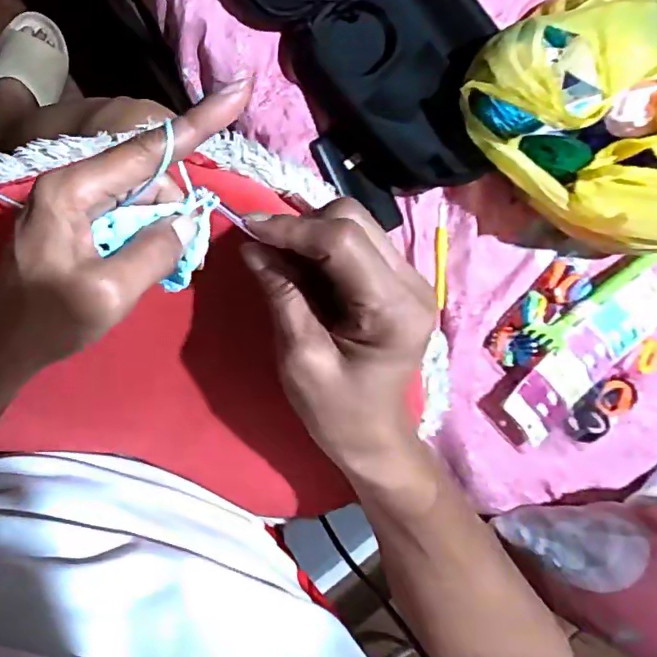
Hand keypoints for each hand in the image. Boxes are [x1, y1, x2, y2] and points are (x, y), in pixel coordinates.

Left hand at [0, 83, 252, 374]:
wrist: (0, 347)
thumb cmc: (47, 321)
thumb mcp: (108, 293)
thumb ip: (154, 252)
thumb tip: (184, 222)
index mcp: (71, 189)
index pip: (146, 149)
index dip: (197, 121)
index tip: (237, 86)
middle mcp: (67, 182)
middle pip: (144, 173)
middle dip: (173, 205)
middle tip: (181, 254)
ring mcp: (65, 200)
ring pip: (134, 194)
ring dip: (156, 225)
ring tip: (157, 266)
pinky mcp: (68, 219)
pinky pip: (118, 212)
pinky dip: (139, 233)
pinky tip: (138, 263)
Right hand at [240, 199, 436, 483]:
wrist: (373, 438)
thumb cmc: (336, 410)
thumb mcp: (300, 357)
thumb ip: (281, 296)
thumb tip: (251, 246)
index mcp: (393, 308)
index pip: (342, 240)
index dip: (291, 228)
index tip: (246, 229)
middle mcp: (410, 282)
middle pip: (352, 219)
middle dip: (301, 225)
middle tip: (262, 247)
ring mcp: (407, 277)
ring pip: (353, 222)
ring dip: (308, 231)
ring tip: (276, 256)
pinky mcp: (393, 279)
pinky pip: (353, 241)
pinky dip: (318, 244)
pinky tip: (297, 265)